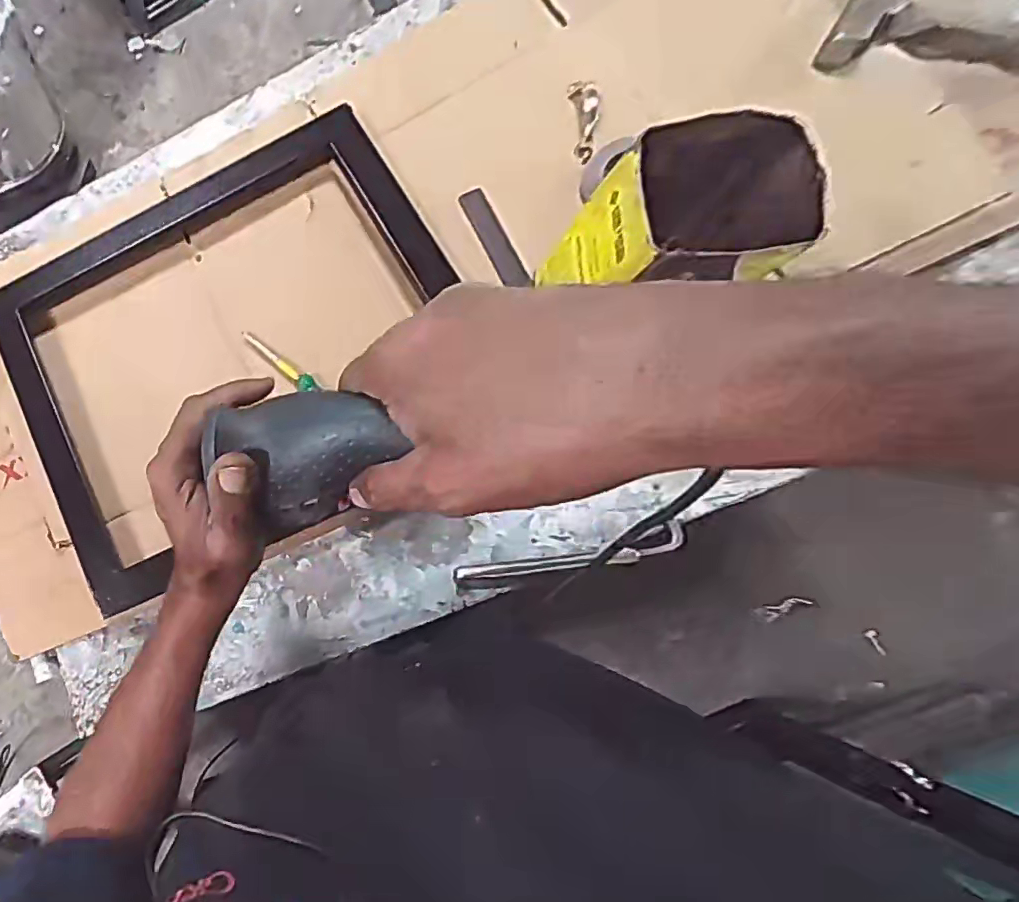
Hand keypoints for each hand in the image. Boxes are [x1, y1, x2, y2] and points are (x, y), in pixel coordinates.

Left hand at [148, 378, 274, 610]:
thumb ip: (230, 499)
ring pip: (206, 426)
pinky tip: (260, 437)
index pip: (195, 414)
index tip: (265, 389)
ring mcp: (179, 469)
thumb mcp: (228, 534)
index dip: (228, 395)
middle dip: (234, 400)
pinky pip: (212, 442)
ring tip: (271, 413)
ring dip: (236, 415)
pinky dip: (236, 433)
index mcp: (170, 469)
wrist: (208, 584)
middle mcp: (170, 462)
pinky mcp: (193, 477)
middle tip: (273, 399)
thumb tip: (238, 460)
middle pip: (199, 415)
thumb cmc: (218, 562)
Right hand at [340, 283, 763, 515]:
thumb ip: (388, 488)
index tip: (403, 464)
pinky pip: (497, 345)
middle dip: (419, 416)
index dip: (370, 435)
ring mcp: (489, 298)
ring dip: (463, 397)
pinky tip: (545, 404)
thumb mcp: (450, 486)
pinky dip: (505, 376)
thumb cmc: (542, 437)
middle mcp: (432, 313)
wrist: (668, 374)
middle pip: (403, 373)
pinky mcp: (537, 296)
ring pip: (452, 360)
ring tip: (510, 433)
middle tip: (459, 457)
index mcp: (395, 355)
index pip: (350, 392)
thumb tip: (357, 488)